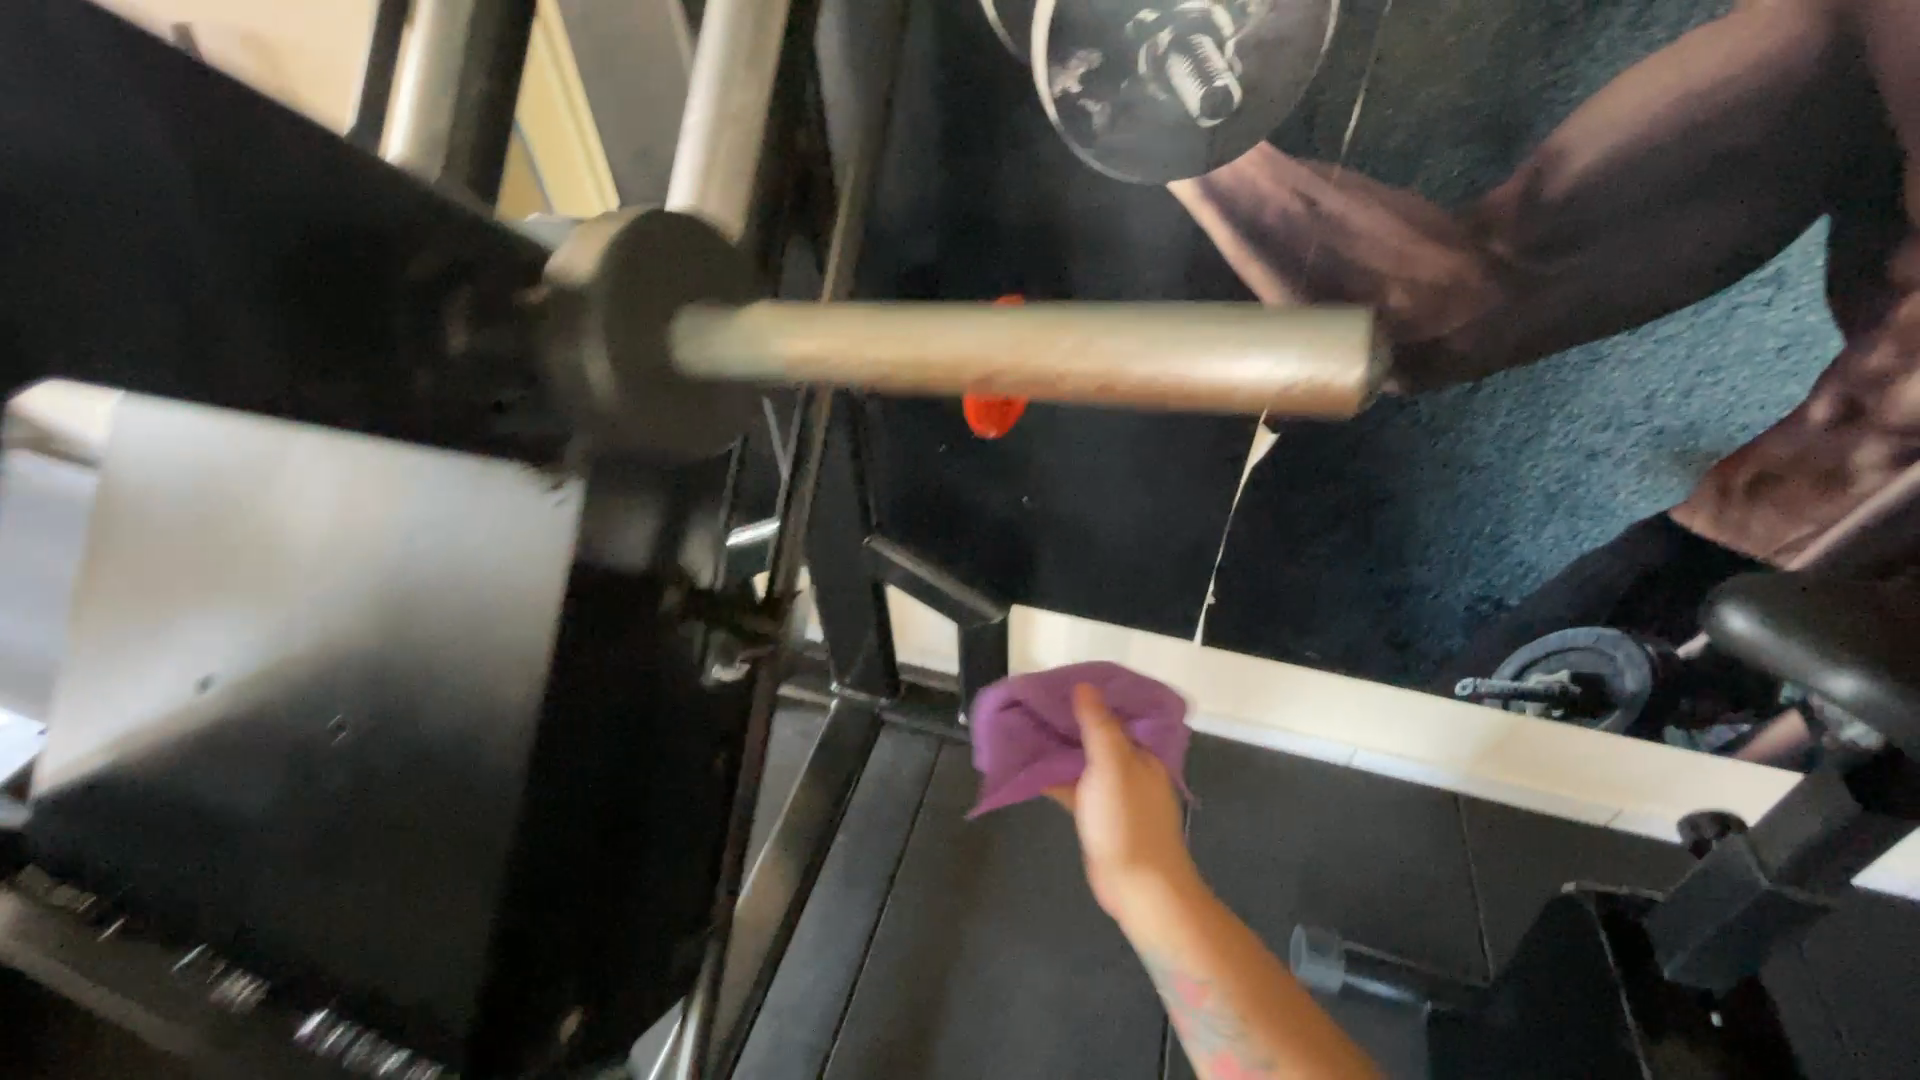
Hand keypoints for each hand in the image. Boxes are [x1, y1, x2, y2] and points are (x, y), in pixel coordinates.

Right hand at [1048, 684, 1200, 922]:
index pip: (1113, 711)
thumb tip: (1084, 685)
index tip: (1052, 682)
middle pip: (1095, 734)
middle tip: (1028, 703)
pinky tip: (1025, 768)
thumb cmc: (1128, 821)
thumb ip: (1098, 725)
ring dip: (1056, 747)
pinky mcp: (1096, 814)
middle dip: (1065, 720)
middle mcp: (1128, 765)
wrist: (1138, 887)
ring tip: (1021, 727)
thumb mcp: (1113, 764)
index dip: (1086, 696)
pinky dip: (1051, 776)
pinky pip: (1071, 784)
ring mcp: (1112, 791)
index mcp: (1140, 750)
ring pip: (1080, 759)